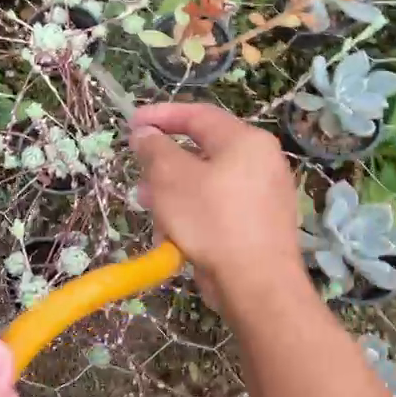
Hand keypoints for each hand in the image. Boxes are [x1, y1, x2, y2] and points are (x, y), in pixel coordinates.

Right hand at [129, 102, 305, 315]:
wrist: (256, 282)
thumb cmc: (210, 219)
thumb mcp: (169, 177)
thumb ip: (153, 148)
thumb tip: (145, 134)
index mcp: (245, 141)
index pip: (197, 114)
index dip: (160, 115)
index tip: (131, 123)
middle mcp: (262, 161)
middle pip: (202, 149)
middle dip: (163, 161)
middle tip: (138, 170)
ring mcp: (265, 193)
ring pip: (207, 180)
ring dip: (172, 189)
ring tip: (148, 204)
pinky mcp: (261, 223)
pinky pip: (218, 205)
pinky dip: (192, 209)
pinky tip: (172, 230)